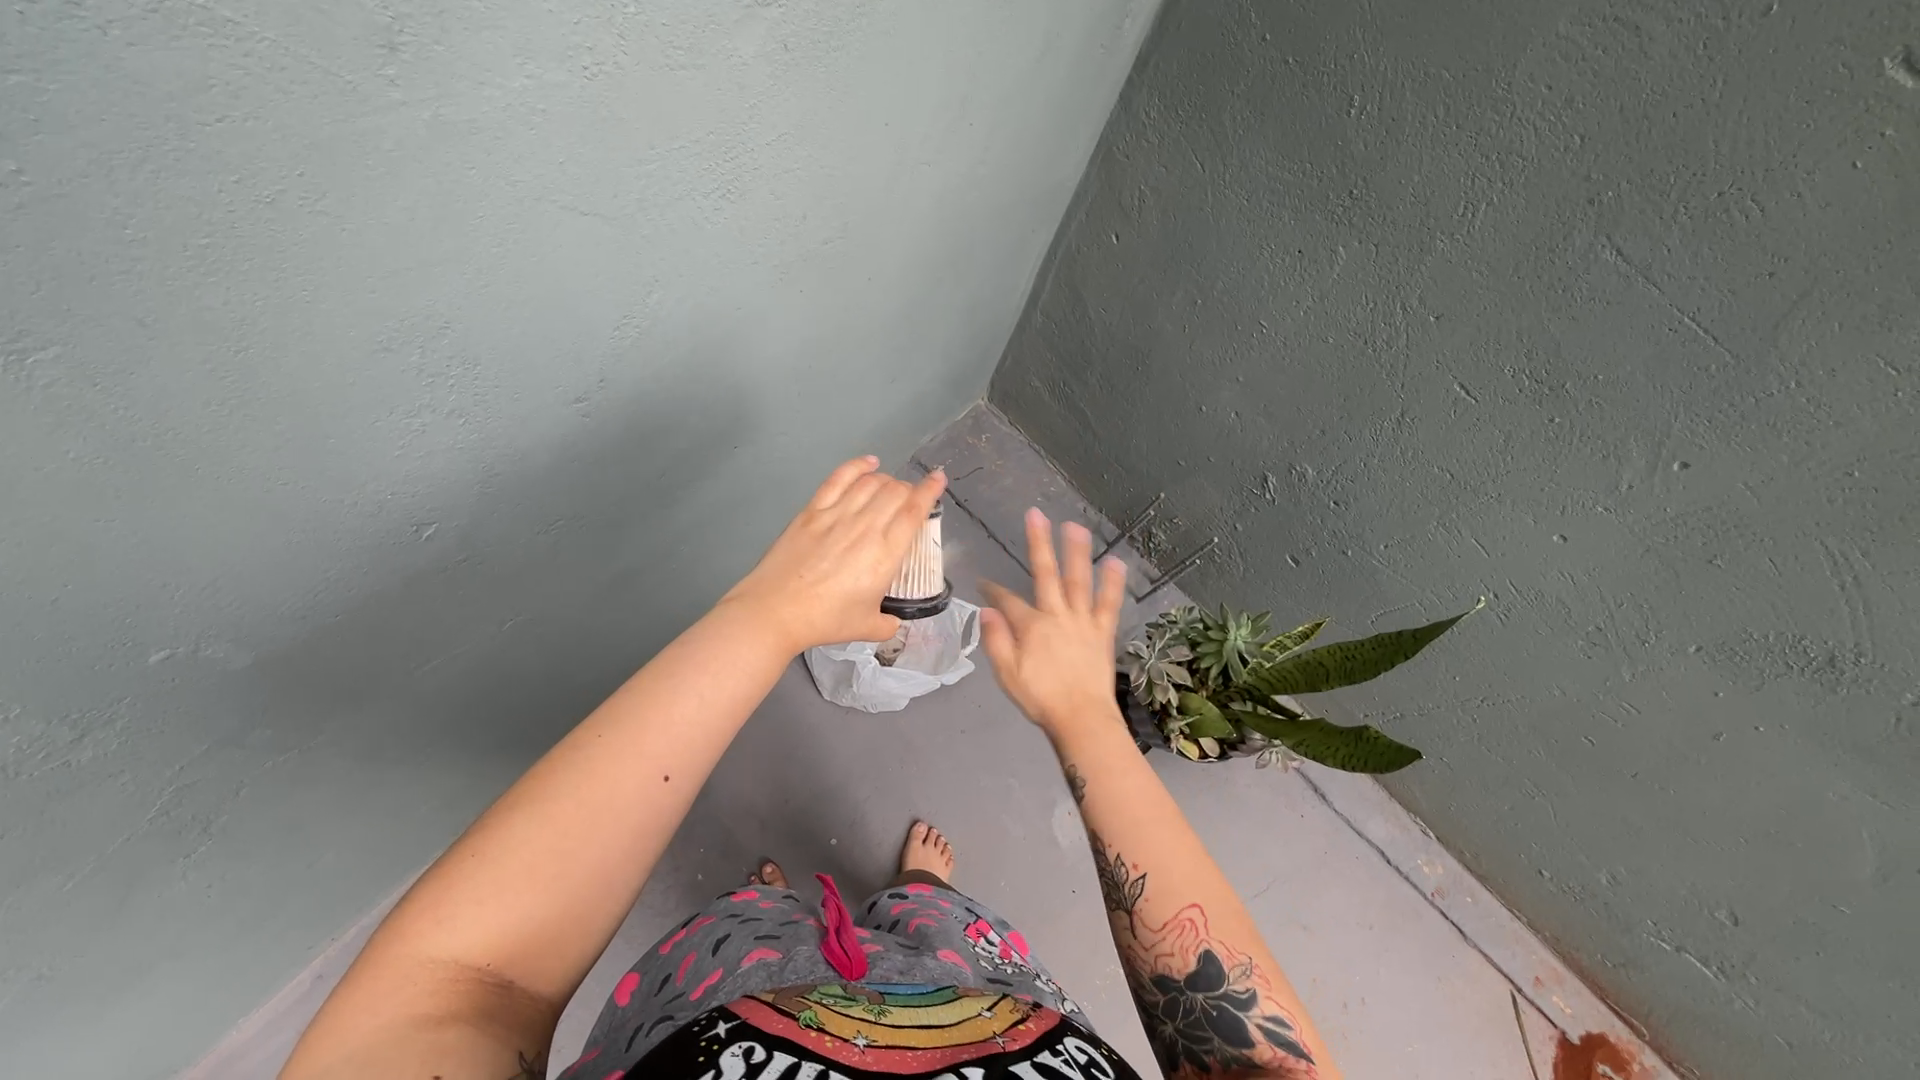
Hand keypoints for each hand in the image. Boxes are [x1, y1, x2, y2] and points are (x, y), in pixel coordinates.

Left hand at [721, 456, 946, 652]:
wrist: (776, 611)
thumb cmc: (825, 620)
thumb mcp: (866, 627)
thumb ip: (887, 622)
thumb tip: (892, 621)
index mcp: (885, 553)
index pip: (914, 511)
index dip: (930, 491)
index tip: (938, 479)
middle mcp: (865, 526)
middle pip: (895, 491)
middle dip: (909, 489)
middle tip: (910, 498)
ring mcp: (837, 515)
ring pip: (870, 482)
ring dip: (886, 479)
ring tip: (890, 486)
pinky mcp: (812, 511)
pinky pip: (839, 479)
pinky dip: (857, 466)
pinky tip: (868, 463)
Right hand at [979, 508, 1129, 735]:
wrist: (1081, 718)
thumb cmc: (1041, 698)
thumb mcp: (1007, 673)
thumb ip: (996, 640)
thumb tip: (986, 610)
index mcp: (1031, 626)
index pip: (1007, 600)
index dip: (993, 590)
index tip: (984, 581)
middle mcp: (1057, 615)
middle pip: (1046, 574)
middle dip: (1039, 543)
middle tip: (1035, 514)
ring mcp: (1083, 621)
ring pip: (1078, 580)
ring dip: (1076, 552)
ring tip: (1075, 526)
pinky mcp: (1103, 632)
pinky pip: (1109, 603)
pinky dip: (1112, 583)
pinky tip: (1116, 562)